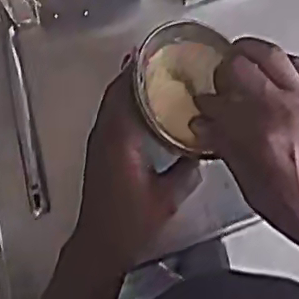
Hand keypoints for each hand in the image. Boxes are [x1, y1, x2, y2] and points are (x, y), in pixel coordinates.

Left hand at [72, 67, 201, 269]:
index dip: (135, 71)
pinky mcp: (100, 151)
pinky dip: (124, 101)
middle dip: (132, 72)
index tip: (149, 52)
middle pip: (115, 92)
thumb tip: (199, 151)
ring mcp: (99, 142)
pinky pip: (111, 114)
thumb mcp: (166, 198)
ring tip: (149, 73)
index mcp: (119, 138)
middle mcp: (105, 134)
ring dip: (127, 85)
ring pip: (112, 102)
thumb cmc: (129, 224)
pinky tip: (141, 104)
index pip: (124, 93)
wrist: (100, 246)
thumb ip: (186, 171)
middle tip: (152, 56)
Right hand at [191, 39, 298, 282]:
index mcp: (261, 136)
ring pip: (269, 54)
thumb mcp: (255, 191)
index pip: (219, 104)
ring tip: (239, 57)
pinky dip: (280, 60)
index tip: (202, 107)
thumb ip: (229, 151)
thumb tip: (209, 129)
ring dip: (249, 52)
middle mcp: (283, 110)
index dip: (205, 105)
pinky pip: (297, 65)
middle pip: (240, 66)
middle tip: (218, 80)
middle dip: (222, 70)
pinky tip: (273, 68)